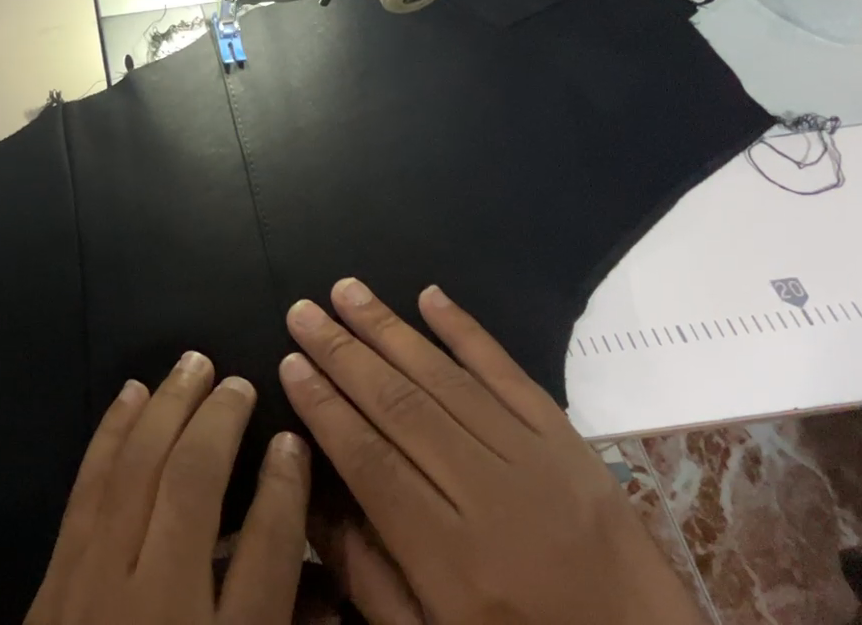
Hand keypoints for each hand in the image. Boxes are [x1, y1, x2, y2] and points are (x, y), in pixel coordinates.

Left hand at [26, 352, 312, 624]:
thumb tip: (322, 592)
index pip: (270, 554)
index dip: (287, 489)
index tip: (293, 440)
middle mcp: (159, 601)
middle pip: (192, 486)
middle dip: (219, 424)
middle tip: (237, 381)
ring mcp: (96, 580)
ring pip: (136, 469)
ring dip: (167, 408)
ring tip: (191, 366)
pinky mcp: (56, 573)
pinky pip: (88, 485)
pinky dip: (111, 431)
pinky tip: (129, 396)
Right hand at [280, 280, 707, 624]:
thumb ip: (365, 572)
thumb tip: (307, 494)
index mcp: (454, 561)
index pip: (371, 462)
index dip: (324, 408)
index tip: (289, 362)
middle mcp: (495, 499)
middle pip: (403, 408)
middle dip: (344, 354)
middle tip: (302, 311)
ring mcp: (541, 462)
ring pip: (449, 380)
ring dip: (391, 329)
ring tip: (346, 290)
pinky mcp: (572, 444)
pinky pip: (512, 376)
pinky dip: (469, 333)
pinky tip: (430, 297)